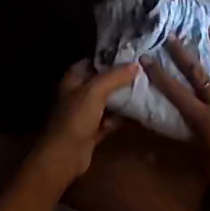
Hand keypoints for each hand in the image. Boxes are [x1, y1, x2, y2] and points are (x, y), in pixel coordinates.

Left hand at [34, 61, 138, 178]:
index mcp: (73, 79)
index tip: (132, 54)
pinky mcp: (93, 130)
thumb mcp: (95, 91)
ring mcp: (85, 113)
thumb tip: (136, 64)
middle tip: (144, 72)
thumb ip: (115, 76)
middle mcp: (78, 94)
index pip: (92, 61)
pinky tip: (140, 112)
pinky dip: (123, 117)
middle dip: (121, 78)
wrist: (63, 156)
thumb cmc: (75, 118)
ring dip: (124, 98)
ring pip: (108, 101)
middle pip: (102, 81)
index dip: (110, 57)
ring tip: (146, 89)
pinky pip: (111, 119)